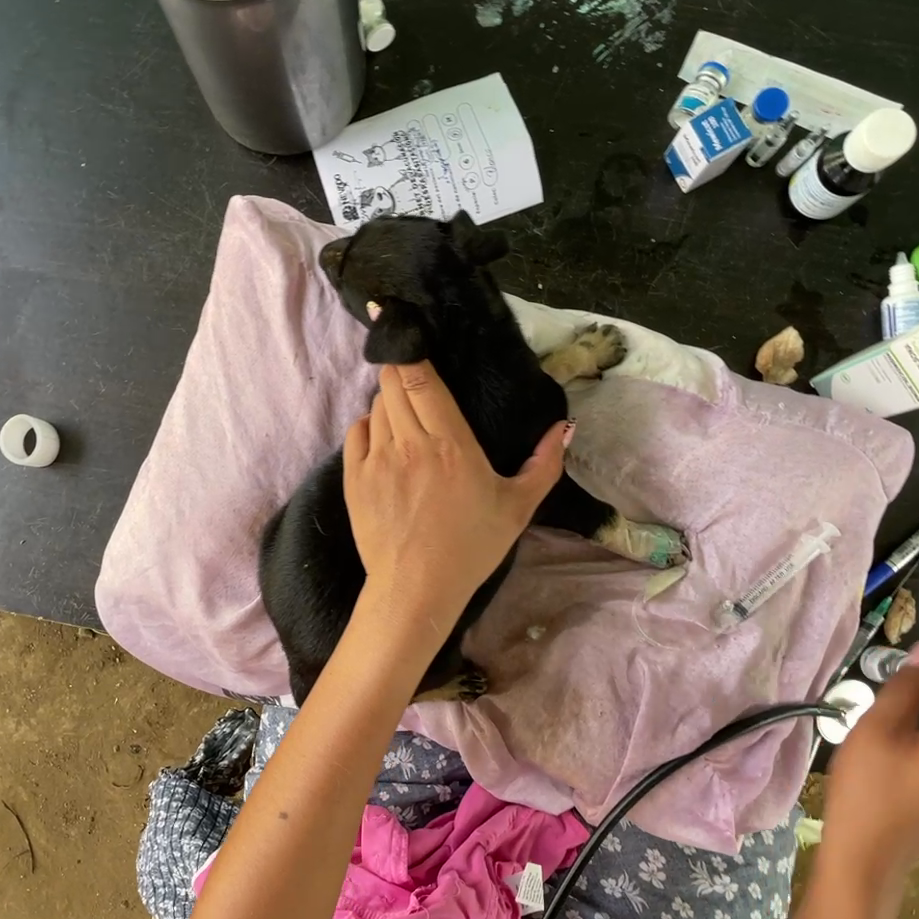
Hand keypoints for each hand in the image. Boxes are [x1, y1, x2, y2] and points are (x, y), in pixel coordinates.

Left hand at [343, 362, 569, 624]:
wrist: (416, 588)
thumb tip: (564, 428)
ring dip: (389, 400)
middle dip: (401, 370)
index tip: (405, 330)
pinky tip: (382, 437)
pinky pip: (356, 432)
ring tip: (404, 414)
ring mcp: (377, 459)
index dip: (411, 350)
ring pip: (376, 406)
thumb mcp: (517, 507)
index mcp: (451, 443)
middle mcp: (410, 442)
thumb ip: (543, 465)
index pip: (423, 379)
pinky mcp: (354, 478)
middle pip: (395, 383)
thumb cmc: (471, 548)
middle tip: (413, 372)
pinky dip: (368, 425)